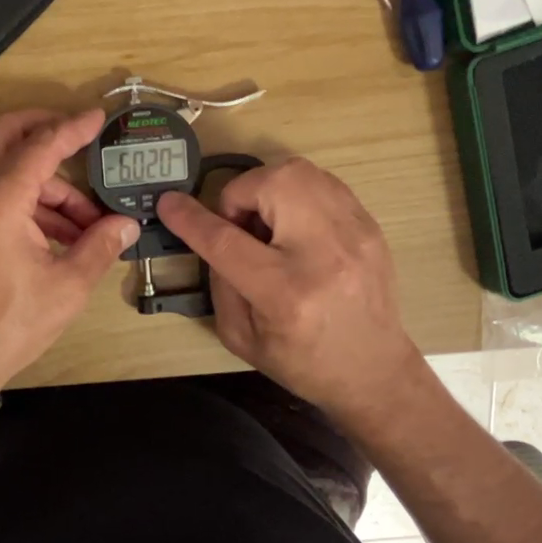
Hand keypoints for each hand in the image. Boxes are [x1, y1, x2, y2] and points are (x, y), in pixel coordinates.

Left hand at [0, 109, 139, 402]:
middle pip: (7, 134)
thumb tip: (126, 224)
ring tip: (85, 222)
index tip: (98, 118)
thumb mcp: (66, 287)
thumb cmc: (9, 327)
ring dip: (42, 180)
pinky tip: (58, 233)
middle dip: (46, 131)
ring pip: (0, 165)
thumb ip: (99, 246)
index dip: (74, 129)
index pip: (41, 146)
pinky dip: (22, 198)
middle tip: (80, 139)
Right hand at [155, 159, 423, 425]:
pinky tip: (293, 227)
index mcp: (285, 294)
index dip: (191, 218)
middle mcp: (324, 255)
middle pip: (273, 184)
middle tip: (239, 226)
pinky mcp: (370, 225)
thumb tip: (212, 235)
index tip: (169, 204)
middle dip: (241, 194)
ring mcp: (355, 234)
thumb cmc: (301, 361)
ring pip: (300, 172)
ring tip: (266, 225)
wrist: (372, 370)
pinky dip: (296, 195)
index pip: (227, 240)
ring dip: (268, 190)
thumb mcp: (241, 337)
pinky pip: (323, 183)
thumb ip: (221, 281)